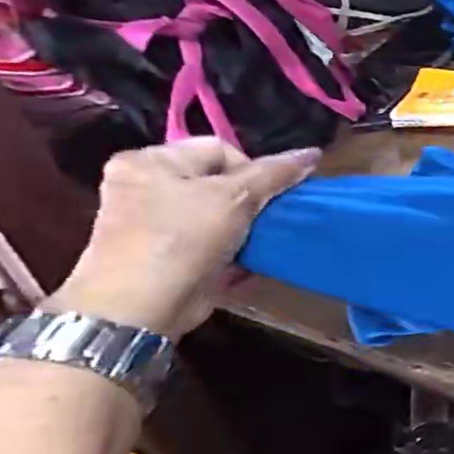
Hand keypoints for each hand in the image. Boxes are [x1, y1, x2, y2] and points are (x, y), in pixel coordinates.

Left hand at [43, 138, 321, 336]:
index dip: (252, 170)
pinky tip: (244, 254)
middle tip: (263, 218)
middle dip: (251, 198)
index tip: (262, 199)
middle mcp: (145, 184)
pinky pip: (210, 233)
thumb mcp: (236, 198)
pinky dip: (232, 242)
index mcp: (150, 161)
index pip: (220, 148)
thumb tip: (313, 153)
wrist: (141, 305)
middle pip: (220, 179)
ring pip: (219, 208)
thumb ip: (275, 173)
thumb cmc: (183, 239)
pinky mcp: (165, 248)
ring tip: (257, 238)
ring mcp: (152, 218)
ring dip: (246, 222)